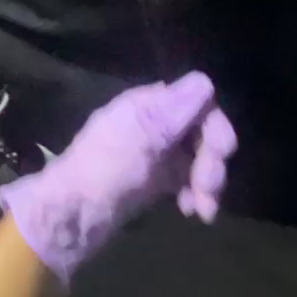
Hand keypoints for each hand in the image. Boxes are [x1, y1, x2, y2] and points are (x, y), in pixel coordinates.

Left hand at [0, 72, 236, 282]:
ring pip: (198, 157)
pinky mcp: (156, 179)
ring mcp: (155, 151)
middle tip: (210, 191)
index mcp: (148, 104)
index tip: (222, 153)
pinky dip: (194, 194)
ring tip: (204, 211)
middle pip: (202, 131)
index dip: (214, 125)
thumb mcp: (140, 139)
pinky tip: (190, 211)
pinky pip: (187, 179)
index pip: (198, 101)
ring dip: (207, 182)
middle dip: (212, 160)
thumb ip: (172, 112)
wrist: (74, 215)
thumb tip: (206, 80)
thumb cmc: (104, 170)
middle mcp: (154, 122)